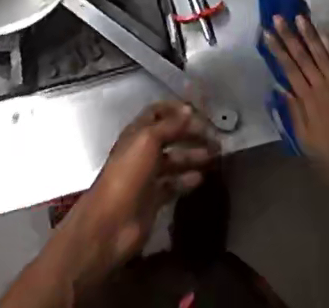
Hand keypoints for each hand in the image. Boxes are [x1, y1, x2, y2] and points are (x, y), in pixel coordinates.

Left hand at [55, 100, 218, 284]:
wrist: (114, 219)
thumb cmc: (129, 173)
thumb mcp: (147, 141)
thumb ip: (168, 126)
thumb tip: (188, 109)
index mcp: (136, 132)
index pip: (156, 113)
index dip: (175, 110)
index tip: (200, 112)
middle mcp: (141, 150)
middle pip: (167, 137)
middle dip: (189, 135)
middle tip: (214, 138)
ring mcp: (147, 175)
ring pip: (172, 161)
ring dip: (191, 156)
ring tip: (214, 157)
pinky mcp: (153, 197)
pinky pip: (172, 184)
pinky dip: (186, 180)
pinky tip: (202, 179)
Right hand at [265, 17, 328, 216]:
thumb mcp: (306, 143)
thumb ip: (293, 113)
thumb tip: (280, 87)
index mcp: (310, 102)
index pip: (289, 69)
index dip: (277, 49)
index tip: (265, 31)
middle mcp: (327, 90)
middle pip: (305, 58)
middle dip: (290, 36)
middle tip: (278, 16)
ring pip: (324, 57)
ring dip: (311, 36)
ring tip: (300, 18)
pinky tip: (326, 39)